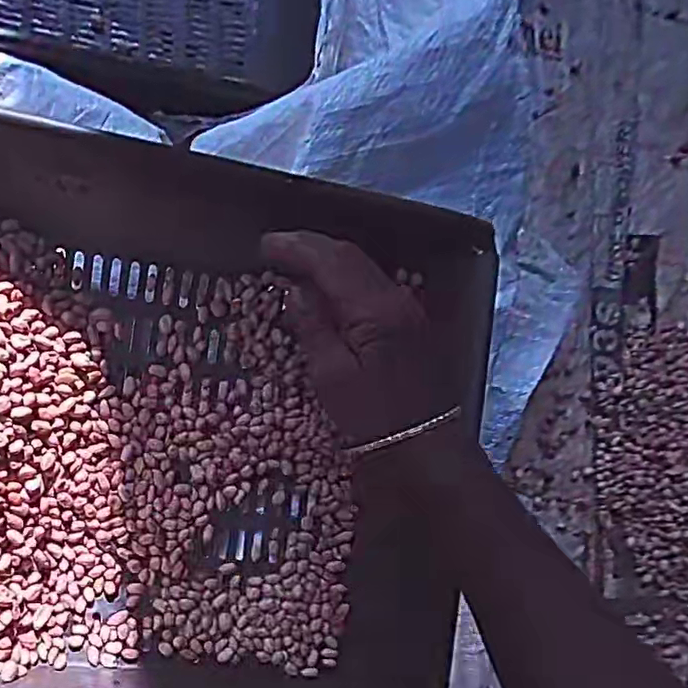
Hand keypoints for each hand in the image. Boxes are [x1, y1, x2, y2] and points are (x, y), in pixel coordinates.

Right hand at [261, 231, 451, 445]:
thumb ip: (313, 328)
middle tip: (275, 245)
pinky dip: (343, 275)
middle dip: (310, 246)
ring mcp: (407, 307)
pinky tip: (325, 283)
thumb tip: (295, 291)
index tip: (265, 245)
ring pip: (362, 267)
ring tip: (294, 258)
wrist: (422, 443)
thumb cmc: (371, 417)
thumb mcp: (331, 377)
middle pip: (350, 257)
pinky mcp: (409, 321)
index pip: (332, 263)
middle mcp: (396, 298)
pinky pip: (370, 283)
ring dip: (326, 258)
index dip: (297, 249)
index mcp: (375, 310)